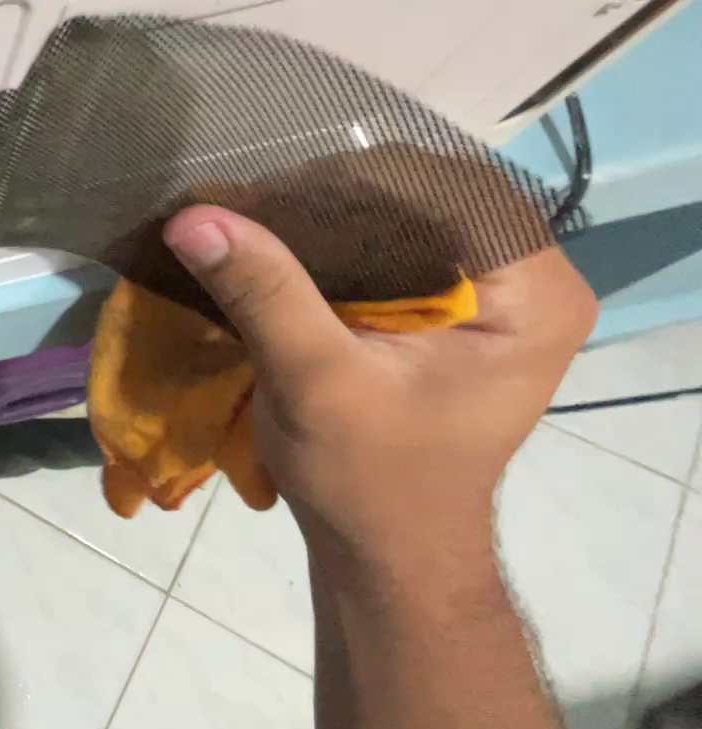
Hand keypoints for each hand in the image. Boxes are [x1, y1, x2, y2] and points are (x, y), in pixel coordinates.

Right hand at [163, 206, 595, 580]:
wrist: (379, 545)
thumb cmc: (367, 475)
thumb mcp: (313, 380)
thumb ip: (264, 293)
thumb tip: (194, 217)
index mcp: (533, 293)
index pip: (451, 191)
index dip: (356, 182)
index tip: (265, 199)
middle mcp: (521, 282)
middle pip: (426, 200)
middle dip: (330, 200)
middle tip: (246, 211)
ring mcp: (480, 300)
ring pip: (398, 224)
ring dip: (319, 223)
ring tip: (248, 229)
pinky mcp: (435, 317)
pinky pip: (379, 257)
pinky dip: (321, 251)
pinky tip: (269, 258)